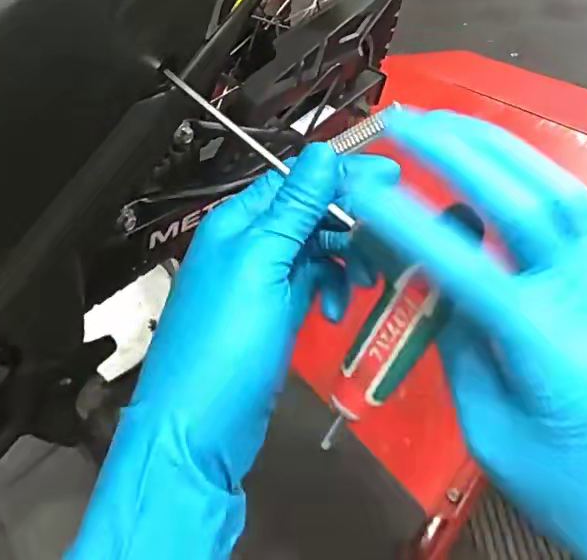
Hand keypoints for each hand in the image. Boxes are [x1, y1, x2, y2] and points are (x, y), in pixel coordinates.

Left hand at [69, 144, 391, 558]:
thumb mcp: (263, 264)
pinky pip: (313, 279)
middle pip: (310, 210)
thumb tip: (322, 152)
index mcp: (240, 220)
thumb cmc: (225, 344)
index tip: (390, 177)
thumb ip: (294, 208)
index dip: (342, 174)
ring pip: (317, 245)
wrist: (196, 433)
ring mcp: (263, 276)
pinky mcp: (276, 308)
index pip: (297, 177)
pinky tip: (338, 310)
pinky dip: (331, 287)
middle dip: (349, 222)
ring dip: (346, 258)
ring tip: (366, 283)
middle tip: (386, 243)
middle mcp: (250, 240)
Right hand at [352, 109, 586, 559]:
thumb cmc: (562, 483)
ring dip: (491, 143)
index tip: (364, 188)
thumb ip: (453, 332)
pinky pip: (564, 199)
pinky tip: (485, 148)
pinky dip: (519, 161)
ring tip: (440, 120)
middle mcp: (583, 298)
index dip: (410, 223)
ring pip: (553, 188)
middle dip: (456, 153)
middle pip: (522, 206)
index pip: (470, 269)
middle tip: (402, 122)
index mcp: (549, 351)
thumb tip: (419, 260)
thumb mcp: (486, 423)